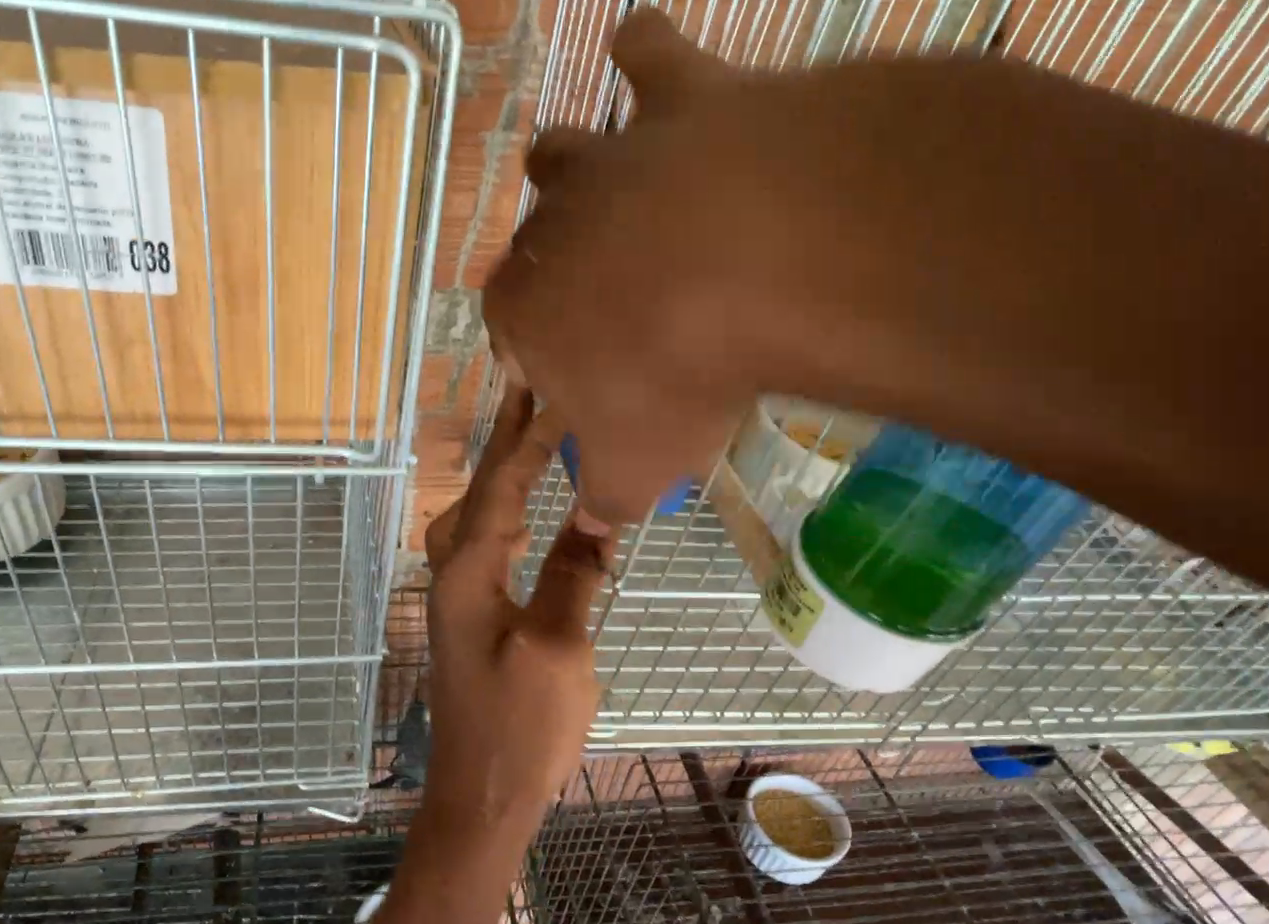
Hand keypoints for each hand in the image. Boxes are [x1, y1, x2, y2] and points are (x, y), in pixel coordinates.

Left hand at [421, 387, 615, 839]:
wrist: (481, 796)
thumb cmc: (520, 727)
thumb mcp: (558, 648)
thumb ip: (573, 575)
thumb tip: (596, 514)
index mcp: (468, 573)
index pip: (500, 488)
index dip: (528, 439)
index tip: (554, 388)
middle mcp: (452, 575)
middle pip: (477, 493)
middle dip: (504, 444)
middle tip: (532, 391)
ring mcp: (457, 600)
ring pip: (475, 520)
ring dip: (500, 477)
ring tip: (531, 439)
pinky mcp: (470, 622)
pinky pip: (484, 549)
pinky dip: (504, 517)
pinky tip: (523, 517)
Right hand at [484, 8, 1176, 523]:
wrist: (757, 257)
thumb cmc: (673, 378)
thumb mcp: (639, 465)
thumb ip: (607, 498)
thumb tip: (593, 528)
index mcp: (522, 310)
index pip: (511, 333)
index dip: (540, 358)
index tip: (576, 380)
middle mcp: (546, 226)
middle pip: (531, 242)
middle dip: (558, 268)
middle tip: (609, 297)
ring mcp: (608, 155)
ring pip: (561, 149)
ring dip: (576, 168)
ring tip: (615, 186)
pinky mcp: (680, 95)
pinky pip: (645, 51)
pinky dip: (646, 55)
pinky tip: (651, 59)